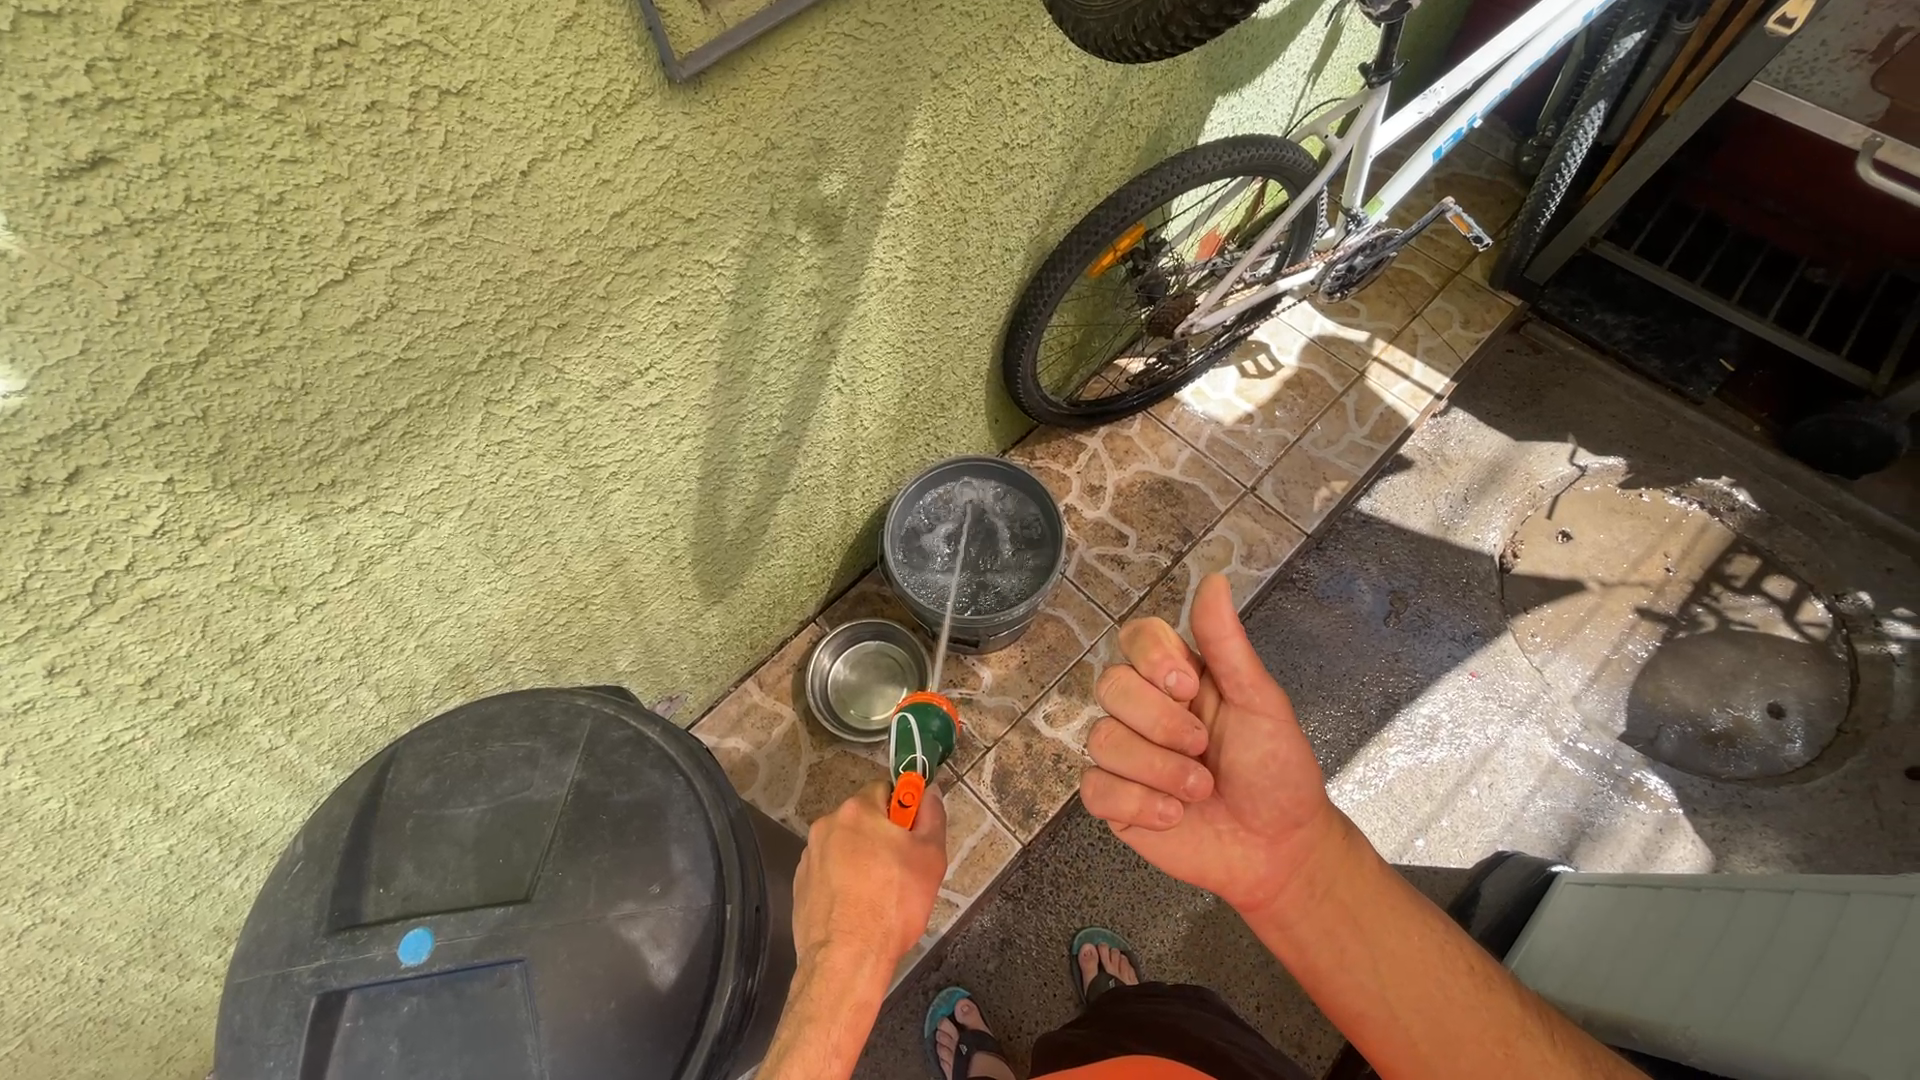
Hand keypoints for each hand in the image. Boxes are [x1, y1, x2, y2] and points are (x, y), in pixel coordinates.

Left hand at [792, 780, 948, 971]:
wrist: (847, 959)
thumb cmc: (894, 903)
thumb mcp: (930, 856)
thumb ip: (932, 815)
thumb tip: (929, 790)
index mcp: (856, 810)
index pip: (885, 788)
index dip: (904, 809)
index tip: (914, 836)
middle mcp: (826, 825)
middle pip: (863, 818)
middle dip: (882, 836)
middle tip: (903, 868)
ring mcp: (809, 857)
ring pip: (845, 846)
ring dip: (861, 858)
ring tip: (880, 894)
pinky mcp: (800, 886)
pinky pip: (829, 872)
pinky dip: (843, 881)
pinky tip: (857, 908)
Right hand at [1080, 573, 1341, 917]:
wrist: (1279, 850)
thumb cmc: (1277, 771)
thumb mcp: (1261, 703)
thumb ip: (1227, 644)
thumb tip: (1214, 578)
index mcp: (1176, 678)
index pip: (1135, 637)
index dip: (1151, 658)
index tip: (1188, 687)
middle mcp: (1142, 710)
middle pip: (1110, 685)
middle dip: (1160, 723)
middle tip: (1203, 749)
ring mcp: (1124, 755)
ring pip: (1102, 739)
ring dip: (1158, 771)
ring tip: (1199, 792)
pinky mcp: (1112, 800)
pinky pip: (1094, 788)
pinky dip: (1138, 805)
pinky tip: (1173, 817)